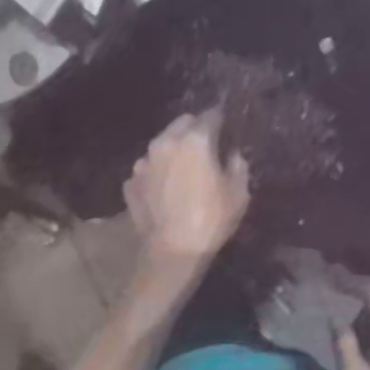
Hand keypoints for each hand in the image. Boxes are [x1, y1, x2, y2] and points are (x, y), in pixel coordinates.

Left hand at [123, 110, 250, 274]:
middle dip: (194, 130)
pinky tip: (164, 192)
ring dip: (172, 152)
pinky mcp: (130, 183)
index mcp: (195, 140)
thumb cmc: (210, 221)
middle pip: (181, 124)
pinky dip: (156, 175)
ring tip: (181, 171)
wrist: (172, 253)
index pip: (210, 115)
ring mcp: (143, 163)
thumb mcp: (239, 194)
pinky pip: (147, 171)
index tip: (226, 130)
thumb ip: (238, 166)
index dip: (220, 121)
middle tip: (205, 149)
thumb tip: (231, 154)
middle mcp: (165, 143)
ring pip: (160, 146)